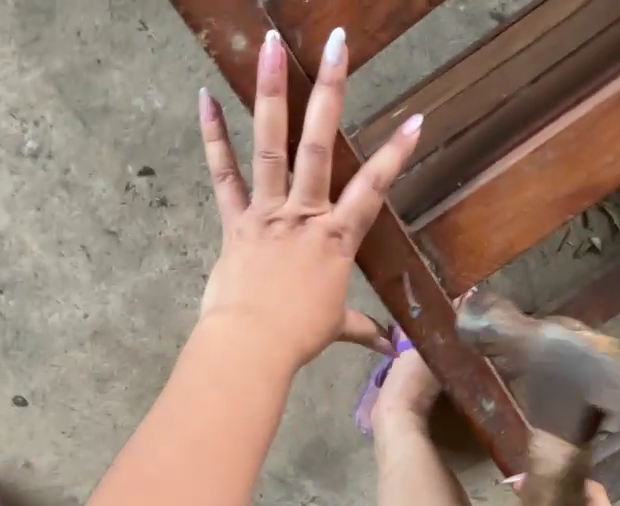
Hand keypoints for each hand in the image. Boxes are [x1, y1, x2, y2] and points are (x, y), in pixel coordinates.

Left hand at [196, 28, 419, 365]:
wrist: (252, 344)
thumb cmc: (299, 337)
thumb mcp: (336, 328)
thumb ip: (362, 328)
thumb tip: (388, 346)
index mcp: (336, 241)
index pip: (372, 190)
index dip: (395, 156)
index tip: (415, 120)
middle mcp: (304, 216)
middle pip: (320, 147)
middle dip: (330, 92)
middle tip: (337, 46)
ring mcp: (267, 214)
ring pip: (272, 146)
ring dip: (272, 93)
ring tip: (272, 45)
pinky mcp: (235, 221)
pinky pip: (222, 173)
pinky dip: (213, 136)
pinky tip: (205, 96)